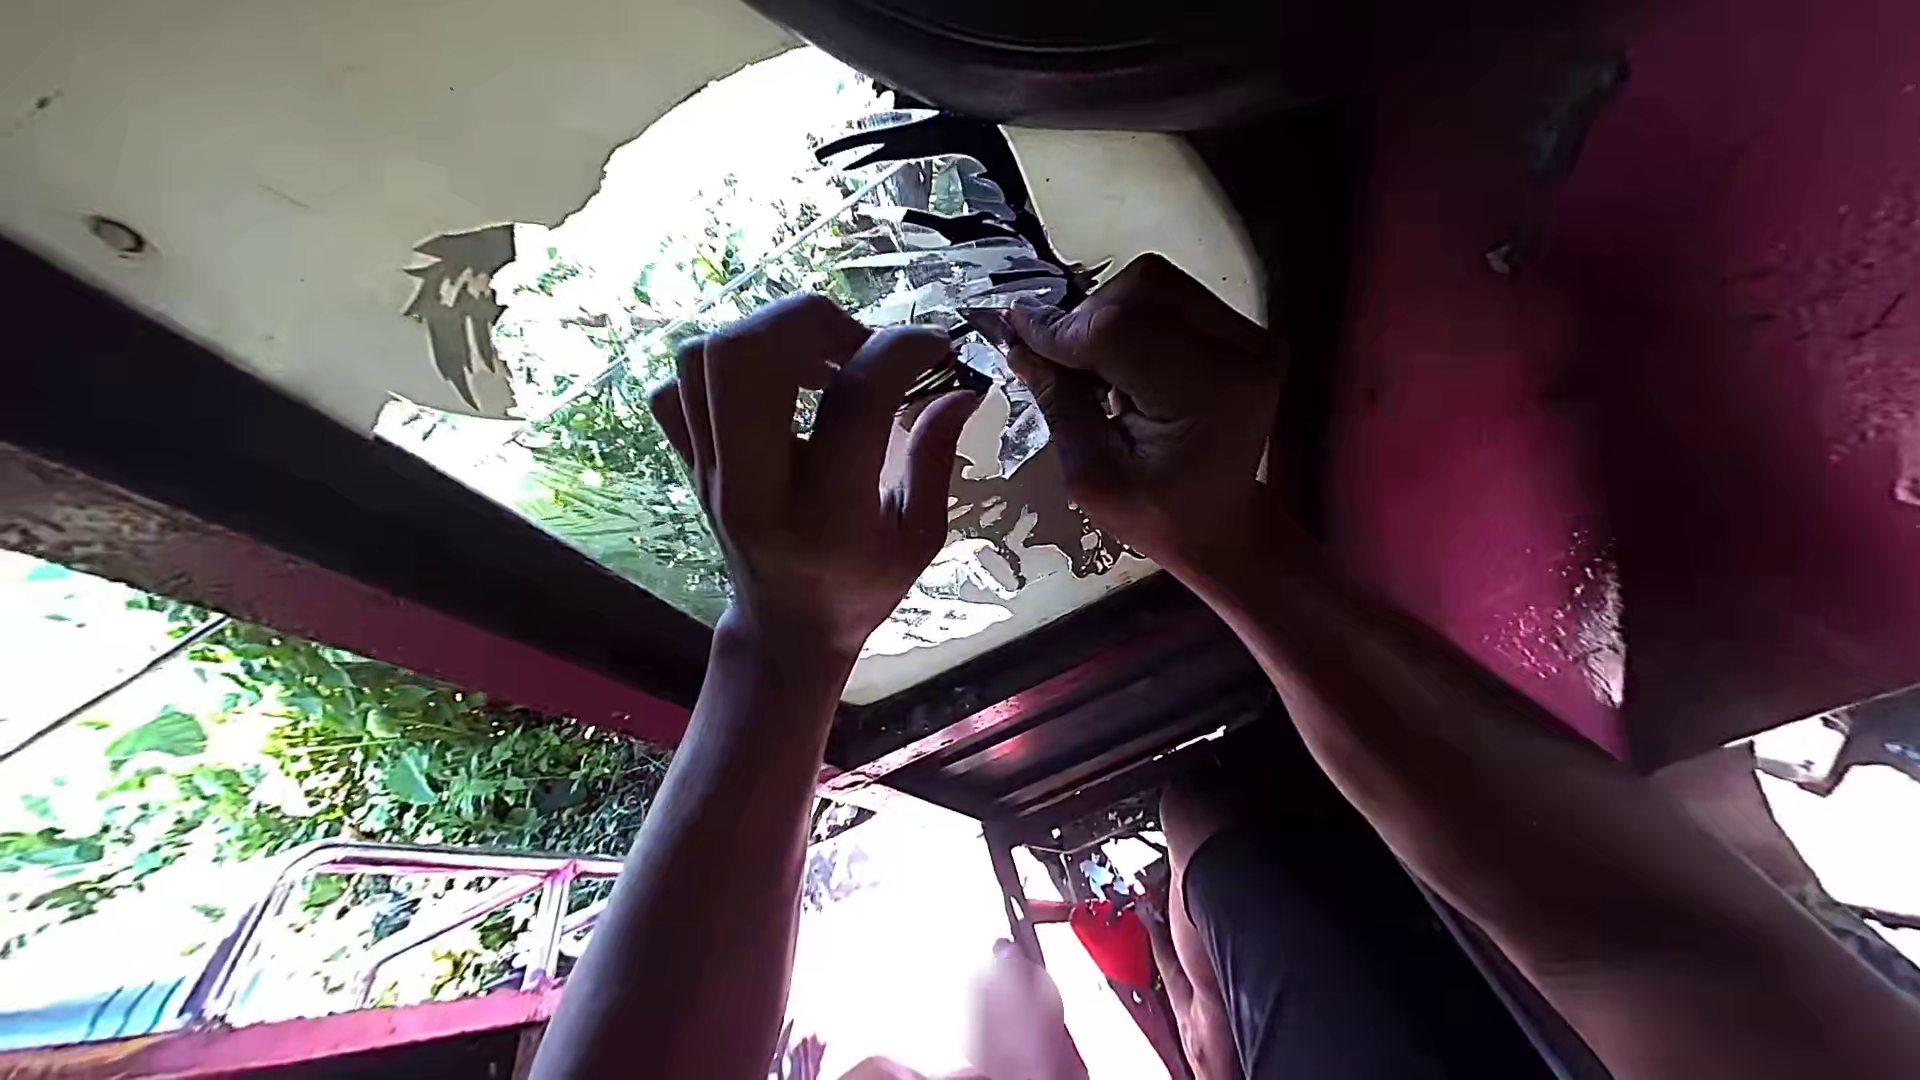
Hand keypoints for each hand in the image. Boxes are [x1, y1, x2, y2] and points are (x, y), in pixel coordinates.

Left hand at [649, 295, 979, 663]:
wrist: (786, 628)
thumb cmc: (862, 587)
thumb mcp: (920, 538)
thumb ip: (937, 459)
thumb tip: (961, 388)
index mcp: (826, 517)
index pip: (855, 402)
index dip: (902, 350)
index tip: (936, 348)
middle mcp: (754, 490)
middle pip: (746, 357)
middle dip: (813, 321)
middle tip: (859, 345)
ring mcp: (710, 475)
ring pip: (703, 359)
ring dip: (771, 335)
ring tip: (821, 361)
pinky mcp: (689, 465)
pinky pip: (678, 389)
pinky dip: (722, 367)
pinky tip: (773, 389)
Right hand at [1006, 254, 1283, 576]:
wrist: (1217, 524)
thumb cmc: (1155, 515)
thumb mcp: (1091, 476)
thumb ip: (1059, 404)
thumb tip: (1020, 344)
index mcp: (1209, 394)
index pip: (1120, 328)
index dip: (1059, 329)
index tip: (1016, 335)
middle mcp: (1242, 350)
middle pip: (1140, 291)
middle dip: (1082, 321)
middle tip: (1054, 361)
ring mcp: (1248, 336)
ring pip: (1153, 285)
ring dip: (1103, 317)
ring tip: (1087, 367)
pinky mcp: (1241, 332)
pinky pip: (1168, 299)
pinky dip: (1127, 320)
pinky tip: (1115, 363)